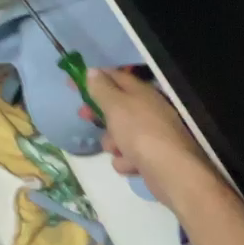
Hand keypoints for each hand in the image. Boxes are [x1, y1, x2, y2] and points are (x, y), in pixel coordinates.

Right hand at [85, 66, 219, 210]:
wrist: (173, 173)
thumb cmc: (140, 133)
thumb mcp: (115, 106)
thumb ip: (101, 88)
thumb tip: (92, 71)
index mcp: (142, 93)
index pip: (113, 76)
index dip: (92, 77)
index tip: (71, 83)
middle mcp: (148, 110)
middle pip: (115, 105)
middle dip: (98, 113)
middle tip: (83, 115)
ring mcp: (152, 134)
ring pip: (119, 132)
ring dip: (112, 142)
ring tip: (116, 149)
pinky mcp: (152, 156)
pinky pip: (129, 154)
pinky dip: (126, 160)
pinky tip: (130, 165)